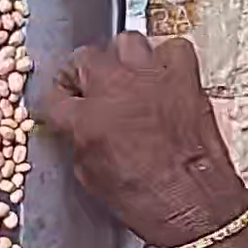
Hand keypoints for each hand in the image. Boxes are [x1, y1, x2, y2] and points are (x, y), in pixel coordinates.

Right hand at [37, 33, 247, 247]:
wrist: (194, 206)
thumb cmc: (144, 199)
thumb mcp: (90, 176)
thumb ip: (79, 141)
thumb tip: (78, 129)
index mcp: (87, 118)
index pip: (54, 98)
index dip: (53, 106)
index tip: (58, 110)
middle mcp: (116, 90)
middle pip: (84, 58)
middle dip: (79, 74)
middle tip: (85, 90)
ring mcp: (152, 79)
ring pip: (126, 42)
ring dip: (119, 59)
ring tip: (123, 77)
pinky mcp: (185, 79)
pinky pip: (172, 49)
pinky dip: (165, 59)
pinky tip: (160, 77)